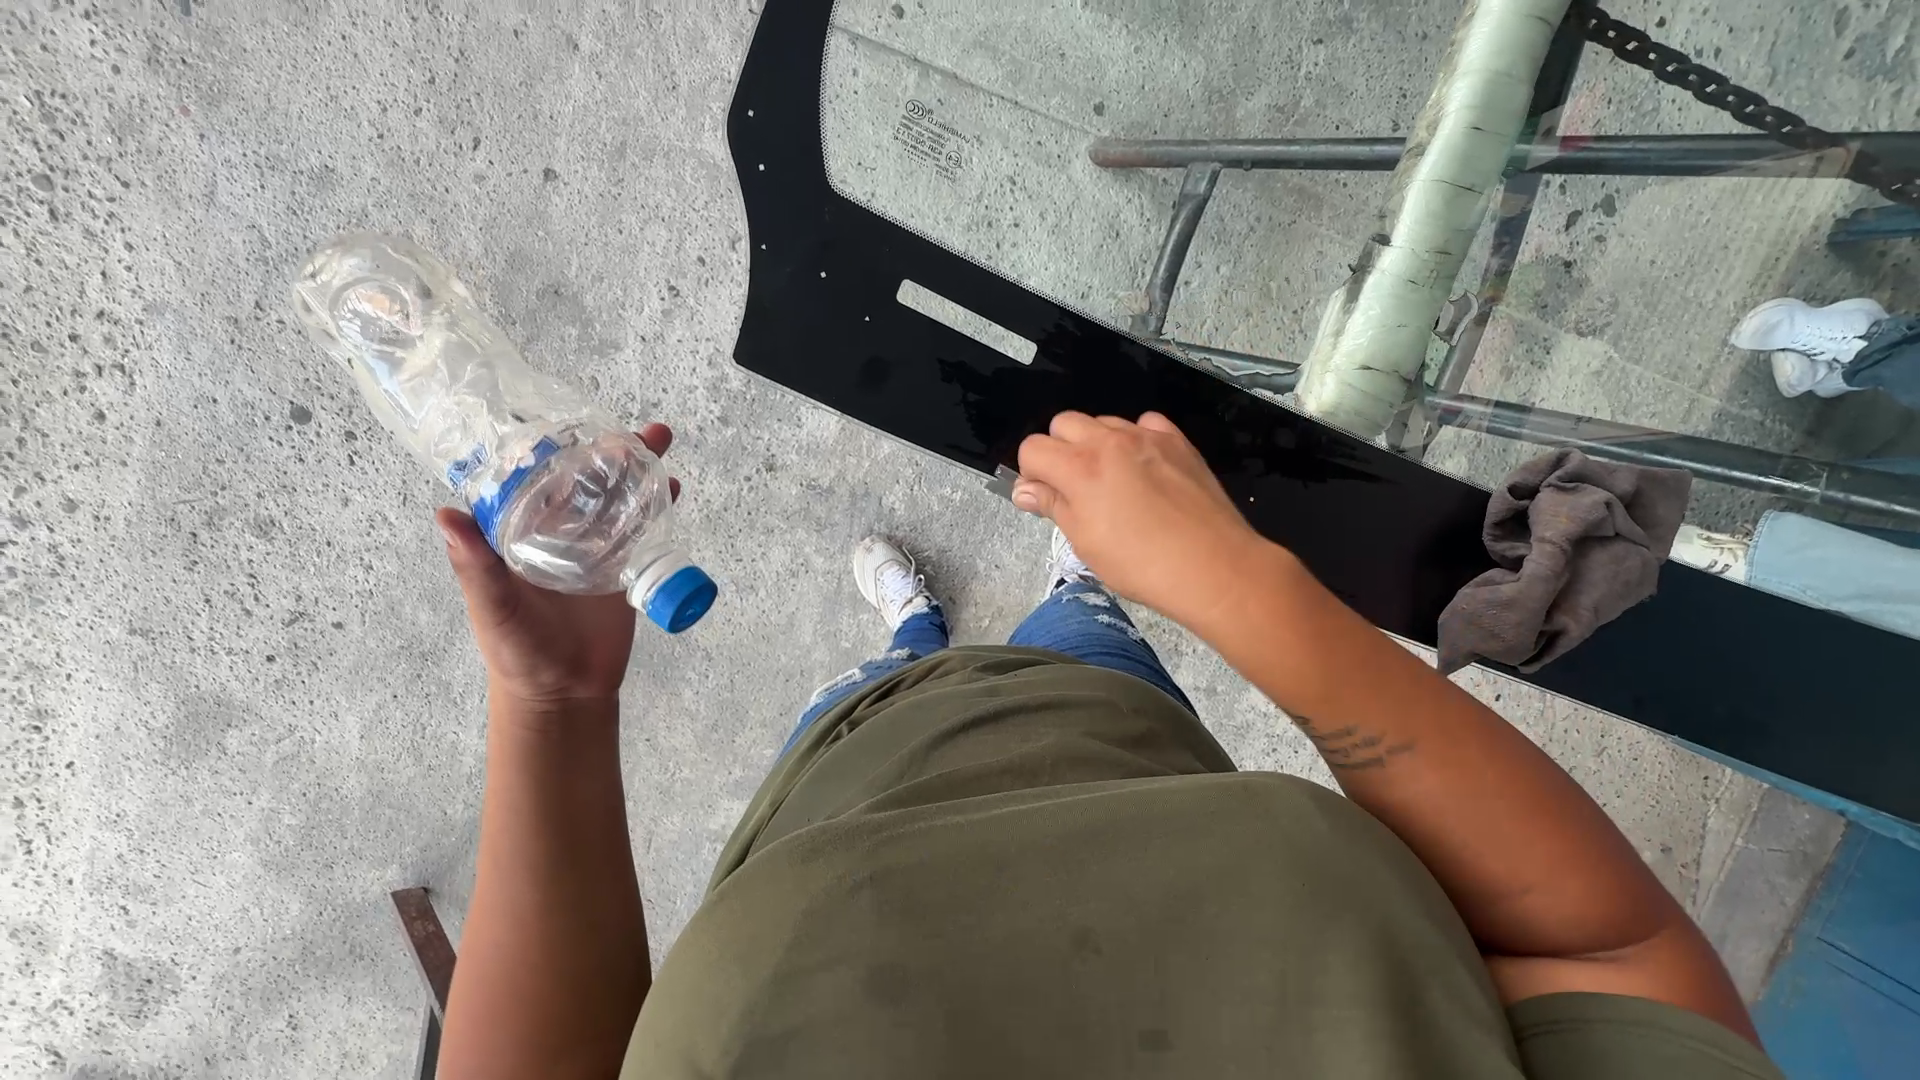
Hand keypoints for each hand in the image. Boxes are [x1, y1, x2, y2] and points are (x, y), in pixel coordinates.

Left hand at [436, 423, 679, 710]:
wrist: (566, 690)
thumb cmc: (518, 650)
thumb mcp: (492, 607)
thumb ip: (476, 567)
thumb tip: (447, 514)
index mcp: (521, 534)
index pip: (538, 480)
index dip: (558, 449)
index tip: (580, 424)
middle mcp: (559, 533)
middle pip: (587, 482)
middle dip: (613, 453)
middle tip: (641, 434)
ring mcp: (595, 548)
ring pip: (619, 500)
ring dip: (641, 472)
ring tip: (662, 446)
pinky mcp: (624, 567)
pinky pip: (642, 530)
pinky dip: (659, 507)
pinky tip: (673, 489)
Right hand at [1013, 411, 1275, 626]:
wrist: (1212, 566)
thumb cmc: (1140, 564)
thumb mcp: (1085, 542)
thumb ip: (1052, 506)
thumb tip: (1024, 489)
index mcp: (1079, 468)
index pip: (1033, 447)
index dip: (1032, 473)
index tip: (1044, 497)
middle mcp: (1110, 441)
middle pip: (1064, 423)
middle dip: (1059, 450)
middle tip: (1074, 488)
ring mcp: (1147, 436)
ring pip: (1104, 421)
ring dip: (1096, 444)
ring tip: (1112, 482)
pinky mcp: (1178, 441)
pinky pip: (1145, 424)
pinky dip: (1135, 439)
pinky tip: (1143, 468)